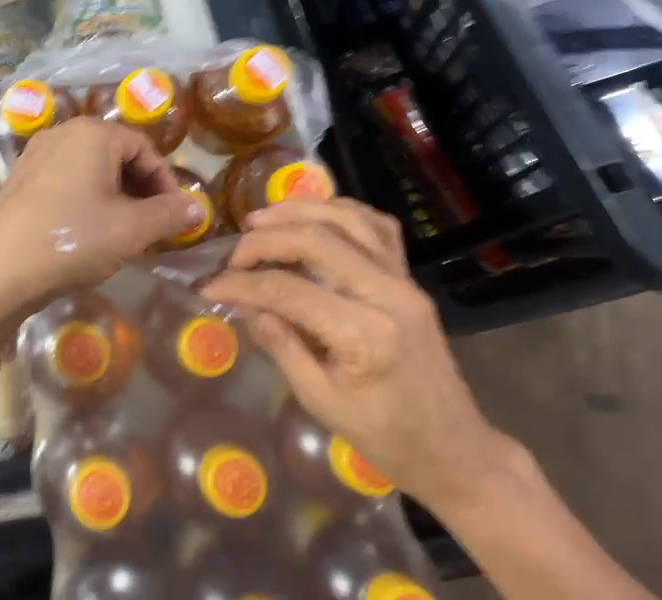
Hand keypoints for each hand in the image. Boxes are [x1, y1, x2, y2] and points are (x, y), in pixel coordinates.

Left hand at [0, 118, 204, 330]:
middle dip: (140, 188)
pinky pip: (65, 179)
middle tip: (152, 226)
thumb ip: (169, 214)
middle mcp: (61, 133)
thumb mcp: (131, 230)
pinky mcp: (19, 179)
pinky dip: (86, 199)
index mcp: (91, 133)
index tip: (175, 216)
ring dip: (114, 196)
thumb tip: (197, 206)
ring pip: (90, 168)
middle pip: (116, 154)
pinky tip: (87, 233)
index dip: (166, 181)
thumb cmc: (72, 240)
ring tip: (123, 232)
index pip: (144, 148)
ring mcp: (35, 155)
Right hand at [198, 198, 515, 512]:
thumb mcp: (320, 401)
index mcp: (365, 335)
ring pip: (347, 219)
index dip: (240, 284)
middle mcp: (389, 294)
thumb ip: (282, 345)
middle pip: (317, 240)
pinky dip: (339, 212)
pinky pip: (376, 227)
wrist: (453, 450)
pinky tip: (310, 217)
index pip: (288, 290)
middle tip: (231, 256)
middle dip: (264, 240)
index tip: (208, 287)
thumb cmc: (384, 436)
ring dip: (298, 211)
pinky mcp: (410, 279)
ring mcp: (405, 281)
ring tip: (259, 221)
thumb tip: (246, 305)